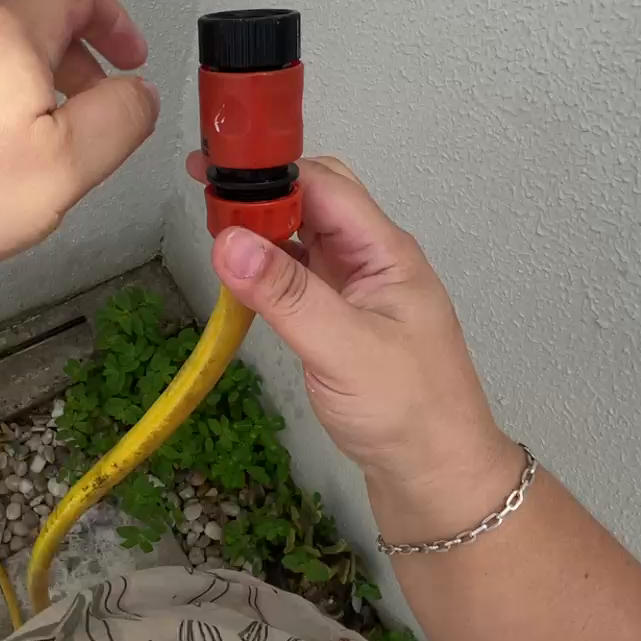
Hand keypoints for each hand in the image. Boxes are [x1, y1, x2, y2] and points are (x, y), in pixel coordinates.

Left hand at [0, 0, 158, 303]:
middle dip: (79, 66)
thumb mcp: (67, 166)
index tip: (130, 55)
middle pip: (36, 25)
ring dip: (38, 94)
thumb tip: (141, 95)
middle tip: (96, 115)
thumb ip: (121, 121)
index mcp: (8, 34)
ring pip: (0, 60)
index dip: (114, 16)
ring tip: (44, 154)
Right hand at [188, 154, 518, 482]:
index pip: (325, 185)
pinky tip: (239, 269)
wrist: (432, 472)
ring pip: (303, 232)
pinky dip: (266, 262)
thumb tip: (228, 242)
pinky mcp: (337, 313)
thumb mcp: (344, 348)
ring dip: (262, 223)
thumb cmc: (406, 411)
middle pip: (315, 198)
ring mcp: (354, 286)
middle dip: (264, 189)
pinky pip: (296, 271)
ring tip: (212, 220)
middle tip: (207, 188)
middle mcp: (370, 258)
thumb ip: (287, 295)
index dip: (272, 172)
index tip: (216, 168)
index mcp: (384, 251)